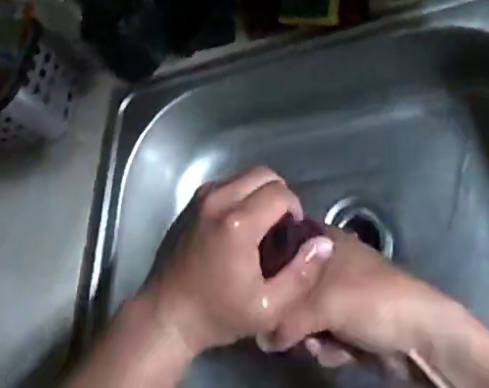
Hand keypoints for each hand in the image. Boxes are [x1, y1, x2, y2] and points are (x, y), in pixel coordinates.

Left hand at [140, 166, 334, 356]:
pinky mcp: (192, 200)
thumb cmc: (217, 314)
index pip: (281, 193)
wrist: (165, 316)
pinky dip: (240, 194)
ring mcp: (202, 196)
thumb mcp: (267, 308)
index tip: (291, 233)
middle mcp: (219, 199)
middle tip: (279, 225)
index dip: (294, 209)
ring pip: (245, 175)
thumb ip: (301, 274)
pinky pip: (227, 182)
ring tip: (260, 224)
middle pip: (264, 173)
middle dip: (279, 194)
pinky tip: (238, 224)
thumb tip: (323, 242)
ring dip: (259, 192)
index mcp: (238, 222)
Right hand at [258, 225, 463, 368]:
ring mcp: (339, 293)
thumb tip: (261, 337)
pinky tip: (341, 352)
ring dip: (311, 336)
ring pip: (303, 317)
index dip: (268, 269)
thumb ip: (285, 318)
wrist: (418, 334)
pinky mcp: (348, 322)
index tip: (256, 291)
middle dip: (291, 315)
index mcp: (323, 240)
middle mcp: (328, 262)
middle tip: (296, 328)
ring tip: (324, 342)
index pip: (283, 246)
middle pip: (290, 288)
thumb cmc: (371, 300)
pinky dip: (328, 347)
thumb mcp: (322, 303)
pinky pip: (321, 335)